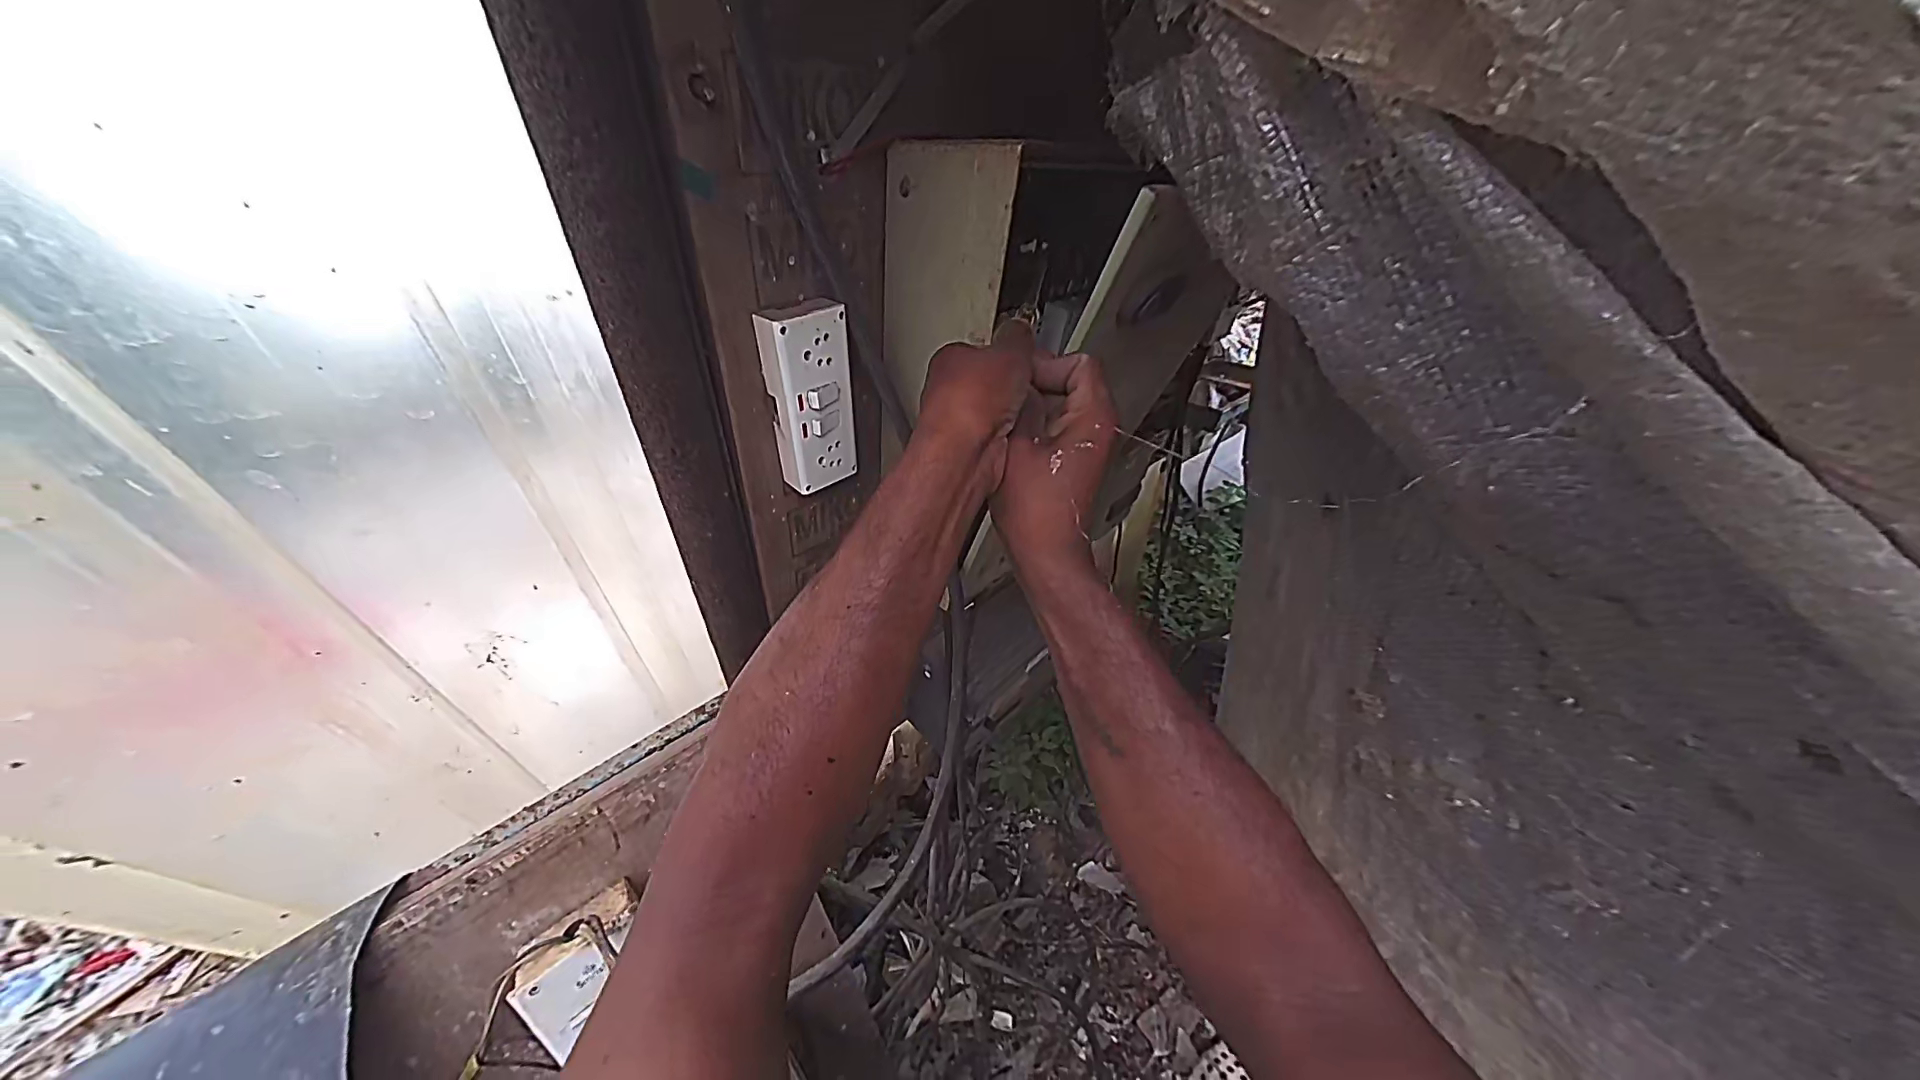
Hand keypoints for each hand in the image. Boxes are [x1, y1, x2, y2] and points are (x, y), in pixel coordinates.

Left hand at [916, 320, 1038, 491]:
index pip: (986, 348)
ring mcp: (959, 422)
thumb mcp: (1010, 352)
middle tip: (1029, 387)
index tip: (1028, 357)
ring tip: (1022, 413)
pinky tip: (1016, 435)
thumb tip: (1021, 329)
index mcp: (951, 357)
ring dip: (1017, 413)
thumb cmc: (969, 403)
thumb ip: (1018, 337)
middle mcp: (948, 390)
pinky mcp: (970, 449)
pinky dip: (1014, 436)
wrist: (964, 453)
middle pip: (995, 382)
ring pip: (1001, 412)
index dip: (1012, 353)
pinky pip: (1003, 437)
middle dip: (1016, 386)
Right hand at [991, 351, 1119, 575]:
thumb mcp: (1016, 445)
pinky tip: (1011, 441)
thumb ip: (1018, 405)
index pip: (1079, 362)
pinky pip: (1056, 426)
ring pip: (1060, 404)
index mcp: (1094, 417)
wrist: (1045, 551)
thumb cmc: (1037, 513)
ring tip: (1005, 421)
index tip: (1018, 376)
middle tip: (1006, 396)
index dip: (1044, 364)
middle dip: (1035, 385)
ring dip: (1032, 407)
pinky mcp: (1075, 459)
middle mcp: (1099, 428)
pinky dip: (1034, 426)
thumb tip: (1015, 381)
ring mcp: (1088, 444)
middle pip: (1070, 381)